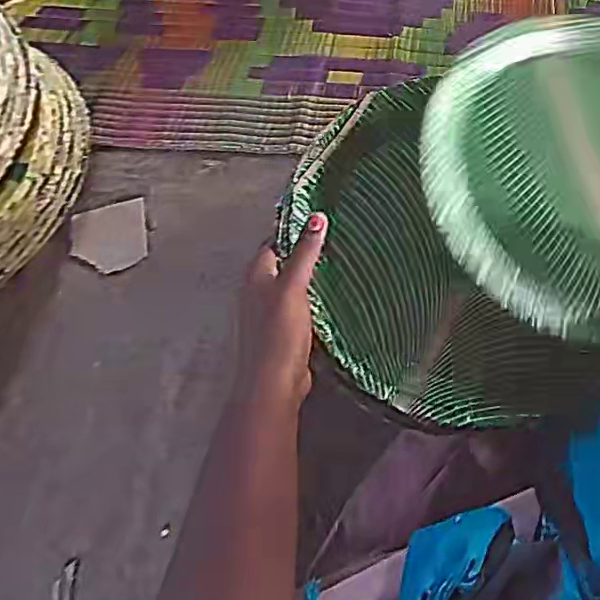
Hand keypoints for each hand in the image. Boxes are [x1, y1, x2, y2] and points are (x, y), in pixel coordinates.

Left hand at [236, 212, 327, 405]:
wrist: (274, 383)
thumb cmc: (279, 332)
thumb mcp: (293, 287)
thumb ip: (305, 253)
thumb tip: (318, 217)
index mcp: (256, 274)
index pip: (276, 240)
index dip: (296, 228)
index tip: (323, 216)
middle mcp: (259, 289)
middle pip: (285, 260)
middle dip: (307, 250)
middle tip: (339, 236)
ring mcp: (271, 310)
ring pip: (294, 282)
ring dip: (313, 274)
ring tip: (343, 260)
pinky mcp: (286, 328)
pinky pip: (302, 302)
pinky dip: (316, 295)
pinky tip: (335, 293)